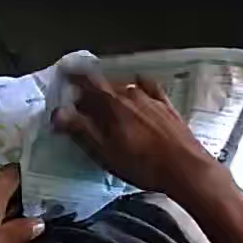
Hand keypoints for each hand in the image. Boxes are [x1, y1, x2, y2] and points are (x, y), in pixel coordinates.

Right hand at [53, 74, 224, 198]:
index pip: (88, 83)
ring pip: (126, 88)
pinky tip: (139, 87)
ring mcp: (151, 98)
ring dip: (113, 93)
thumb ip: (80, 129)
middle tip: (83, 105)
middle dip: (92, 93)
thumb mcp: (105, 151)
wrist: (185, 168)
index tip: (65, 74)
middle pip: (106, 87)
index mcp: (112, 104)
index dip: (74, 78)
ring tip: (108, 105)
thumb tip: (57, 112)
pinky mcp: (167, 106)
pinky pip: (149, 88)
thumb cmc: (141, 164)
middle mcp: (131, 93)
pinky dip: (138, 87)